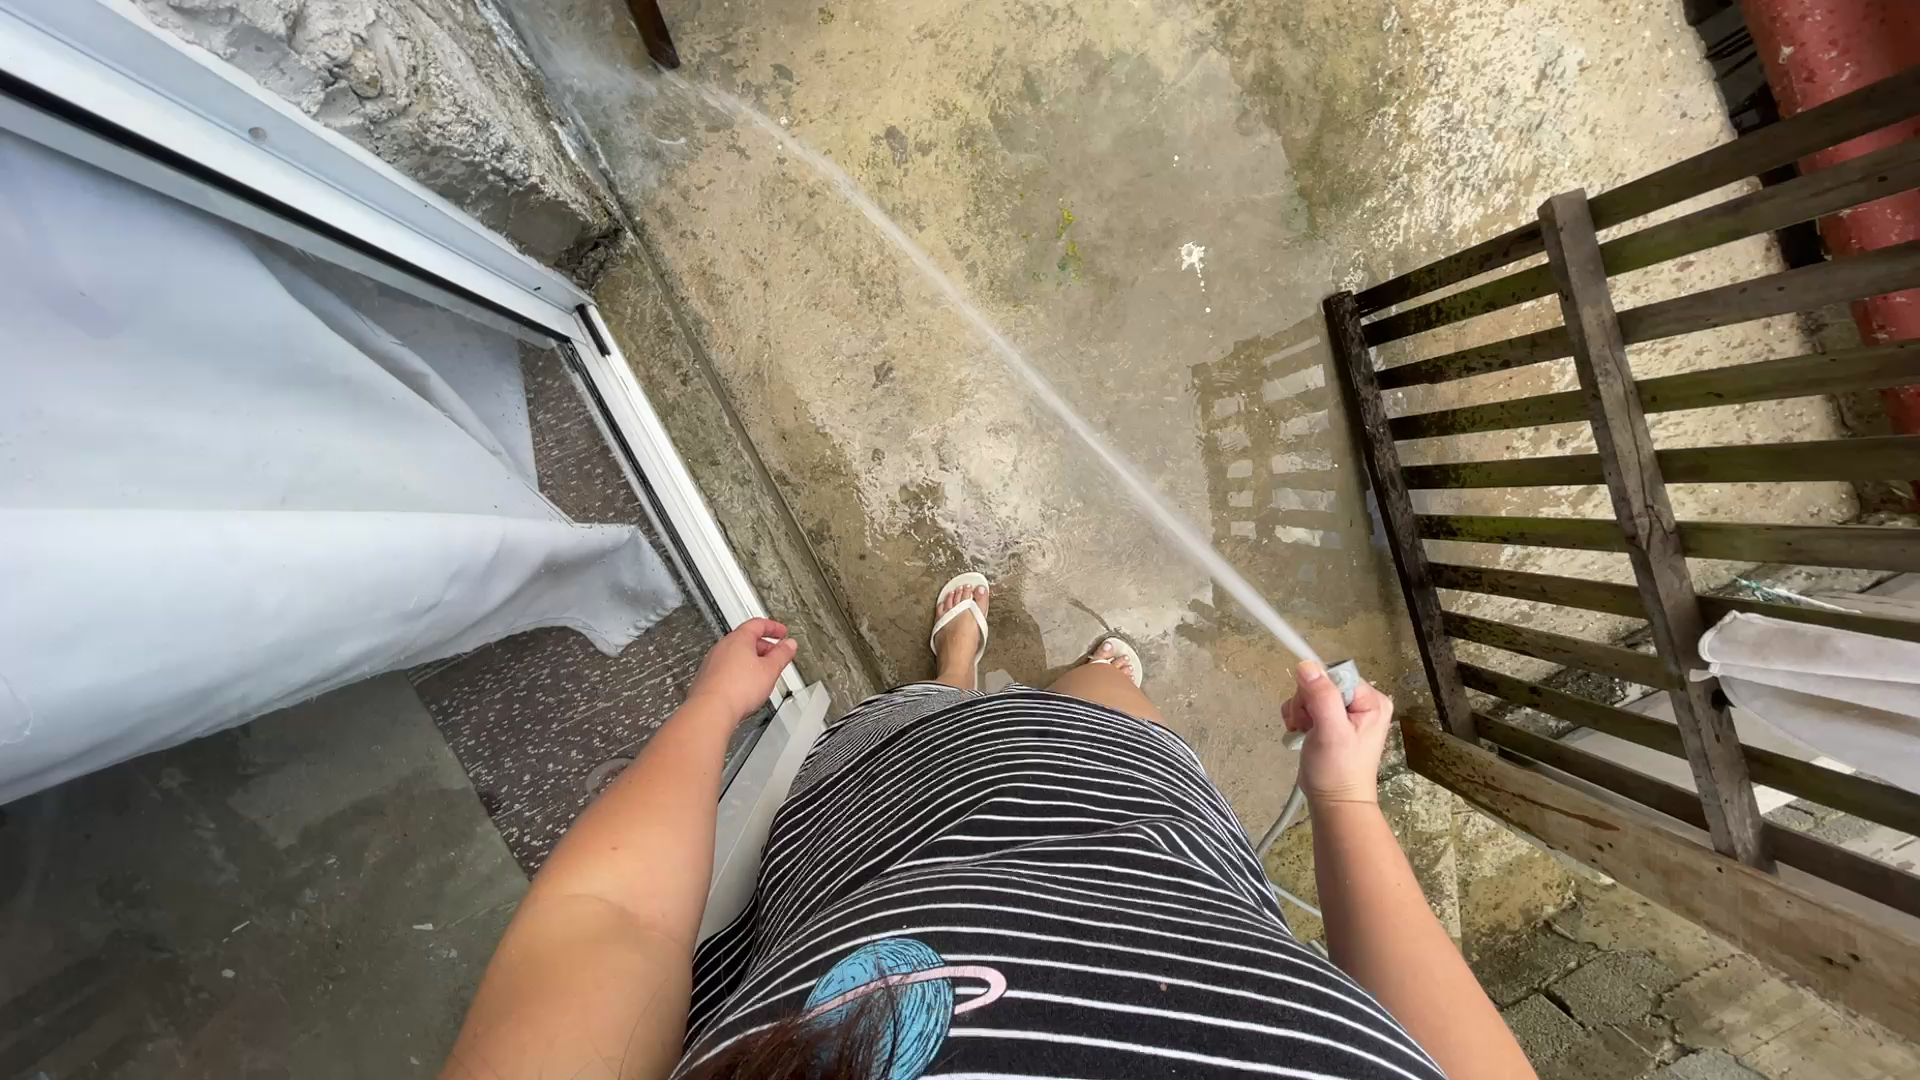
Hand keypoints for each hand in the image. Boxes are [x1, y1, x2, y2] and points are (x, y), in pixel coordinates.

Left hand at [685, 618, 797, 723]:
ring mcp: (712, 662)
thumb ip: (782, 654)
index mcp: (739, 639)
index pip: (758, 624)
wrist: (711, 711)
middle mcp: (722, 647)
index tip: (781, 632)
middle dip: (764, 646)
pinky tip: (746, 686)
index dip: (773, 628)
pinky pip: (726, 669)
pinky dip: (739, 673)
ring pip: (735, 655)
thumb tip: (789, 645)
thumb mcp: (770, 670)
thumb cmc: (736, 689)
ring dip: (751, 661)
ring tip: (763, 673)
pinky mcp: (706, 678)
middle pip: (746, 639)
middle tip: (776, 654)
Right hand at [1281, 660, 1392, 806]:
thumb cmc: (1337, 770)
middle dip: (1306, 702)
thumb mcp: (1331, 731)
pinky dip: (1297, 717)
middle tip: (1309, 726)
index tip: (1312, 711)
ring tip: (1306, 732)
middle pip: (1319, 682)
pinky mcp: (1329, 721)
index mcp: (1371, 701)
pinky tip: (1301, 733)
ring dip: (1299, 711)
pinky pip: (1305, 705)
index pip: (1336, 674)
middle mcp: (1360, 703)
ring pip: (1309, 693)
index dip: (1317, 688)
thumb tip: (1306, 665)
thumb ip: (1321, 696)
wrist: (1333, 802)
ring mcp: (1344, 712)